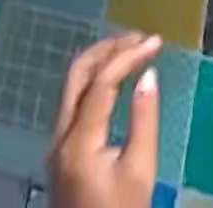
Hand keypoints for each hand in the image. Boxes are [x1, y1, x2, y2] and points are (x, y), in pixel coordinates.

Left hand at [48, 33, 161, 207]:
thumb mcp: (140, 175)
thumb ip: (144, 121)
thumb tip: (148, 75)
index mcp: (78, 141)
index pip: (102, 82)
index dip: (128, 55)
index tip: (155, 41)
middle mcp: (60, 135)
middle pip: (77, 73)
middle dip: (108, 48)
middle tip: (139, 38)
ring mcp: (57, 142)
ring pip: (73, 84)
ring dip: (101, 60)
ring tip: (131, 49)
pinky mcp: (61, 151)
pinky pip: (75, 100)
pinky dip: (96, 79)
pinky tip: (116, 78)